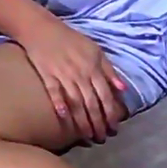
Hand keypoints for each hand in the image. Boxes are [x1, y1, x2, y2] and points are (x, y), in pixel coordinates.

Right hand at [16, 15, 126, 142]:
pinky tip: (64, 118)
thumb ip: (110, 71)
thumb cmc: (72, 40)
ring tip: (87, 136)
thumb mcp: (96, 51)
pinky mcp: (47, 75)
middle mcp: (80, 74)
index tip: (114, 128)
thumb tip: (123, 89)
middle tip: (102, 138)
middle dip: (98, 123)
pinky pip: (54, 92)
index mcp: (94, 69)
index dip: (111, 114)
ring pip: (75, 102)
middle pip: (92, 103)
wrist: (42, 29)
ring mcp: (63, 75)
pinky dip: (59, 104)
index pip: (106, 96)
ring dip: (82, 121)